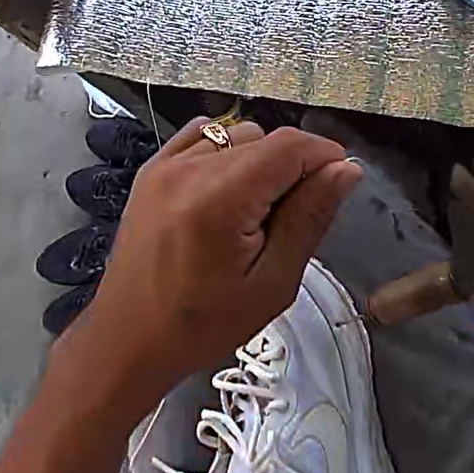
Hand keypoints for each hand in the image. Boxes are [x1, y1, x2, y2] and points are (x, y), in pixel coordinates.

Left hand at [60, 119, 361, 406]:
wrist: (127, 338)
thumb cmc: (201, 324)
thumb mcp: (272, 283)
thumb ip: (310, 218)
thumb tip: (345, 170)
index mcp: (220, 197)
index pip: (289, 146)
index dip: (324, 156)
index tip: (338, 183)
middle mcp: (189, 168)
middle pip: (265, 137)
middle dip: (293, 167)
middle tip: (291, 218)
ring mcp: (165, 164)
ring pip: (236, 134)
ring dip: (260, 160)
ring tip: (254, 211)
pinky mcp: (152, 169)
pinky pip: (202, 136)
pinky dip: (225, 150)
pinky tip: (226, 188)